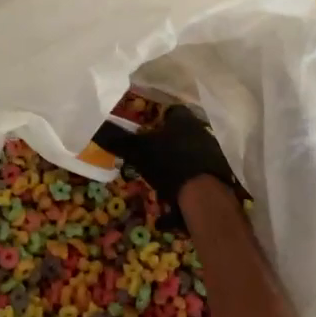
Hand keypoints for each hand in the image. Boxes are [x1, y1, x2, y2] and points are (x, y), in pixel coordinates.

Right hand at [94, 103, 237, 229]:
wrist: (204, 195)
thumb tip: (95, 128)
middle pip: (182, 134)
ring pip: (191, 156)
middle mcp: (202, 132)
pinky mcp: (220, 177)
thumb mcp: (138, 151)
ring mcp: (214, 155)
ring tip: (161, 183)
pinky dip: (187, 188)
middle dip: (168, 144)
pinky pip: (199, 179)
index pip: (171, 111)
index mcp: (183, 120)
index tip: (146, 130)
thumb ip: (118, 140)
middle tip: (151, 157)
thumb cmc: (169, 163)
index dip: (158, 119)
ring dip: (178, 166)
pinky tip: (173, 205)